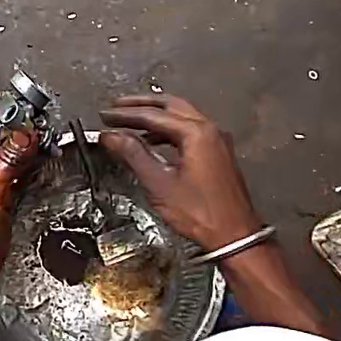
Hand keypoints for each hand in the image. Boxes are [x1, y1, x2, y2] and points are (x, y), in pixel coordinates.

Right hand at [99, 94, 264, 250]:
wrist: (235, 236)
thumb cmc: (201, 214)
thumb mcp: (159, 183)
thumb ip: (133, 154)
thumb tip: (111, 137)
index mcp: (196, 133)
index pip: (152, 115)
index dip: (125, 114)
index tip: (105, 115)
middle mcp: (209, 130)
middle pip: (170, 105)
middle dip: (141, 104)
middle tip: (117, 106)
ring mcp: (216, 140)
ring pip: (181, 115)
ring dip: (155, 116)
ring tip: (130, 121)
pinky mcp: (218, 153)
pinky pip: (190, 129)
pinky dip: (168, 129)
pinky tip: (153, 141)